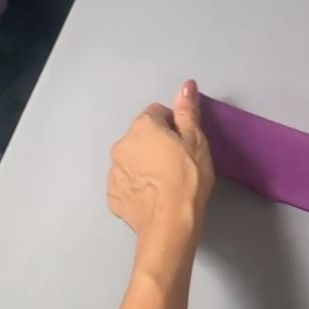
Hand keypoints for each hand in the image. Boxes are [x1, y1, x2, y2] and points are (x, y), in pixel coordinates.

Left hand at [107, 80, 214, 279]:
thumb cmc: (188, 177)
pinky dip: (138, 184)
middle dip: (157, 142)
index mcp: (142, 127)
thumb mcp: (196, 140)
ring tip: (166, 180)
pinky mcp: (113, 196)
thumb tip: (186, 84)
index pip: (158, 112)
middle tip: (178, 160)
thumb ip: (187, 110)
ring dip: (145, 163)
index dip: (174, 125)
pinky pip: (127, 182)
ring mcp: (114, 172)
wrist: (170, 225)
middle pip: (142, 134)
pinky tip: (154, 195)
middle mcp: (121, 144)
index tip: (185, 142)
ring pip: (133, 158)